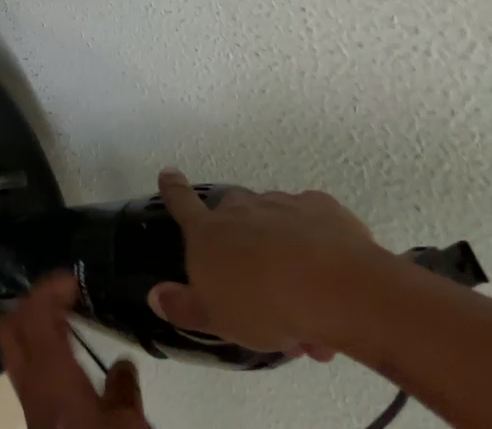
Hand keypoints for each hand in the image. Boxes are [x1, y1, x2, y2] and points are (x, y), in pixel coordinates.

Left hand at [0, 273, 150, 428]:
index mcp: (52, 376)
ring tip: (68, 317)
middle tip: (64, 294)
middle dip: (31, 301)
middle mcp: (30, 382)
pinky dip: (40, 349)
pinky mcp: (34, 415)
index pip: (34, 314)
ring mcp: (27, 399)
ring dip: (33, 324)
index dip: (49, 288)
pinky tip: (70, 355)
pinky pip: (26, 368)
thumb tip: (123, 365)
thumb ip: (123, 390)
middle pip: (10, 324)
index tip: (73, 278)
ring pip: (14, 346)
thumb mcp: (130, 426)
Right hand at [150, 168, 393, 359]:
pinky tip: (329, 266)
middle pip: (233, 209)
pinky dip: (317, 237)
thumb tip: (154, 296)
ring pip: (276, 220)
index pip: (181, 202)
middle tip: (258, 277)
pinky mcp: (323, 208)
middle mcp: (241, 210)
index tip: (169, 173)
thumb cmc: (264, 305)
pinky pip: (314, 219)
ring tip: (303, 293)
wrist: (337, 291)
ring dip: (283, 247)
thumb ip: (182, 306)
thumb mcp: (215, 318)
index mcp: (208, 232)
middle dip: (240, 233)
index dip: (173, 188)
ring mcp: (282, 204)